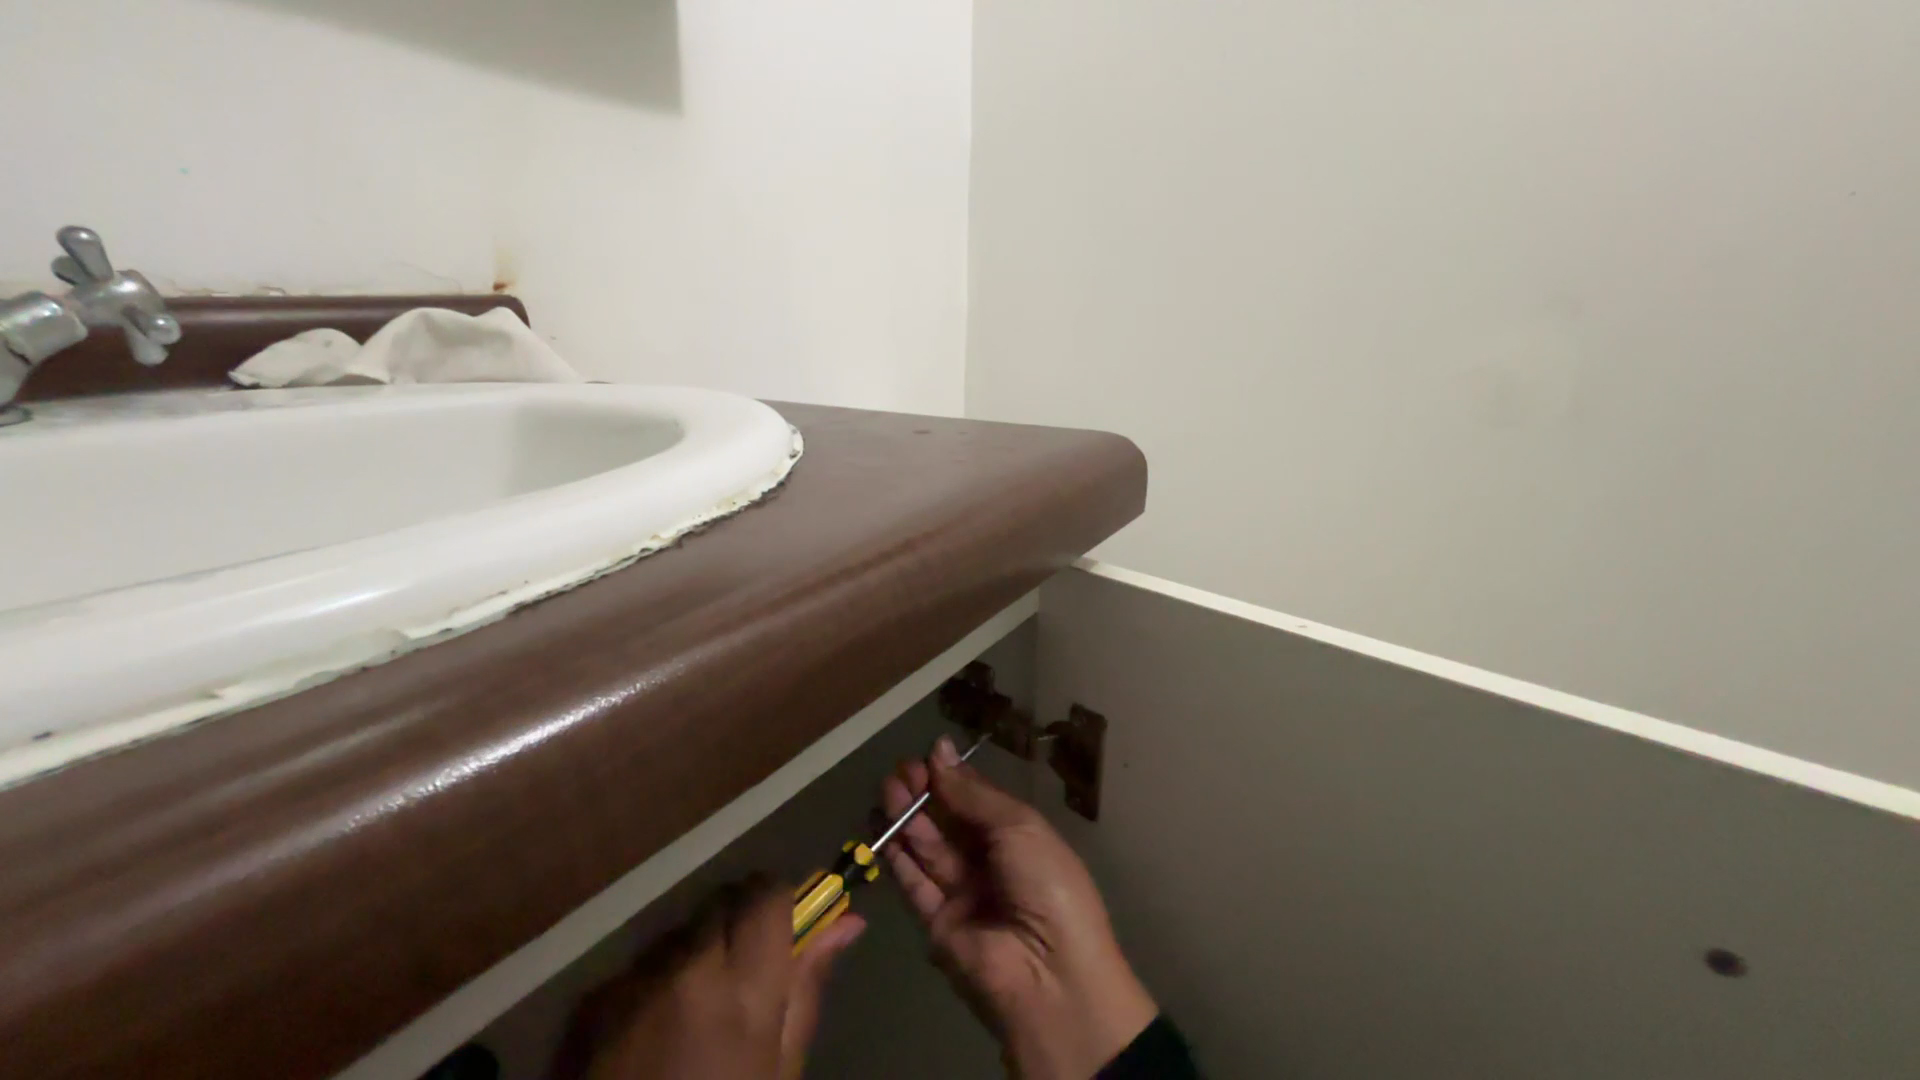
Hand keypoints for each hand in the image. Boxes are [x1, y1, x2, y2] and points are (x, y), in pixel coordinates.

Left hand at [568, 880, 863, 1079]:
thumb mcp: (781, 1067)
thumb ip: (807, 986)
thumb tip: (847, 922)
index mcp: (743, 988)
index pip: (767, 895)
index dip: (781, 899)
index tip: (787, 919)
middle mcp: (688, 967)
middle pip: (722, 899)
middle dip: (741, 916)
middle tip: (747, 959)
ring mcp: (635, 981)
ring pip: (680, 929)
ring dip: (698, 946)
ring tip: (697, 1001)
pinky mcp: (594, 1000)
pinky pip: (640, 964)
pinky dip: (657, 979)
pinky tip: (656, 1026)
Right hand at [882, 736, 1156, 1079]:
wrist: (1051, 977)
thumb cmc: (1047, 887)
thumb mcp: (1019, 828)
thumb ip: (972, 794)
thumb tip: (939, 751)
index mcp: (1018, 837)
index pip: (976, 800)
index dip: (950, 778)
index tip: (926, 757)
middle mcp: (989, 863)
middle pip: (947, 822)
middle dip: (924, 794)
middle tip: (901, 772)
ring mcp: (962, 894)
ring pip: (927, 848)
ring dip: (906, 818)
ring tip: (888, 790)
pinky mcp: (936, 924)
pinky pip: (914, 884)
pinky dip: (897, 856)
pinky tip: (882, 828)